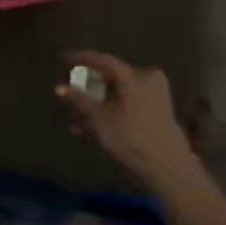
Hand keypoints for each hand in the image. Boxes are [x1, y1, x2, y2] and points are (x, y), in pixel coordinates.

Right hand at [56, 50, 198, 185]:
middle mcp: (148, 80)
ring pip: (116, 92)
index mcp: (135, 79)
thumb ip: (78, 100)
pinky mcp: (158, 108)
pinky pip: (126, 101)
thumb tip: (58, 88)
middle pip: (108, 78)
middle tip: (68, 97)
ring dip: (94, 103)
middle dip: (85, 89)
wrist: (167, 165)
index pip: (104, 61)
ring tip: (75, 122)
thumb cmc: (130, 138)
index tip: (63, 58)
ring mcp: (156, 94)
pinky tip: (91, 126)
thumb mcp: (97, 119)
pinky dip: (108, 109)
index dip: (81, 58)